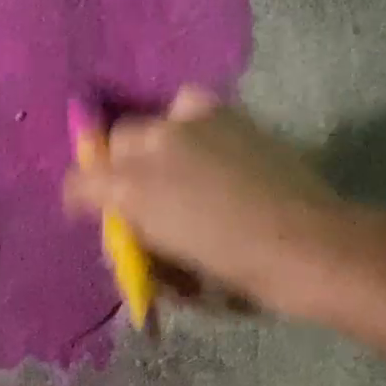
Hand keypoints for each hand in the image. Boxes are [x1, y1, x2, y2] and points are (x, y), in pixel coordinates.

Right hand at [63, 87, 353, 312]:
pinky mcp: (225, 113)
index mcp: (133, 191)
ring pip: (153, 122)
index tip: (89, 208)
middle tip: (141, 191)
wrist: (305, 243)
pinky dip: (190, 125)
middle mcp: (153, 146)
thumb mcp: (176, 276)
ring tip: (175, 164)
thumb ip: (144, 246)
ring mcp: (190, 123)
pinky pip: (191, 108)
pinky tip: (208, 146)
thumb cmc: (238, 276)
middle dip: (118, 165)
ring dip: (154, 142)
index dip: (80, 196)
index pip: (81, 183)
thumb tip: (135, 235)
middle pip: (116, 142)